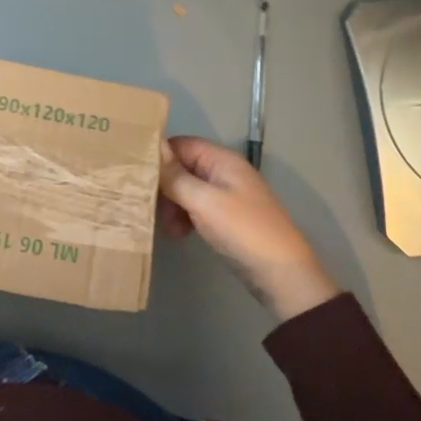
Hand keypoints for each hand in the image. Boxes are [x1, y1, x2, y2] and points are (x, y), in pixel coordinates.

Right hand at [158, 136, 339, 321]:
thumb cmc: (243, 231)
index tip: (136, 175)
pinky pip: (198, 208)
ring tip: (168, 229)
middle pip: (184, 167)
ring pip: (188, 190)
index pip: (182, 144)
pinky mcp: (228, 218)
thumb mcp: (204, 202)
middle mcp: (225, 172)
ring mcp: (228, 196)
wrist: (283, 275)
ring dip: (173, 205)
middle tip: (151, 208)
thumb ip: (176, 176)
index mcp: (223, 161)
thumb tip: (153, 147)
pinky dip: (185, 217)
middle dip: (165, 186)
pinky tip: (180, 234)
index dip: (160, 156)